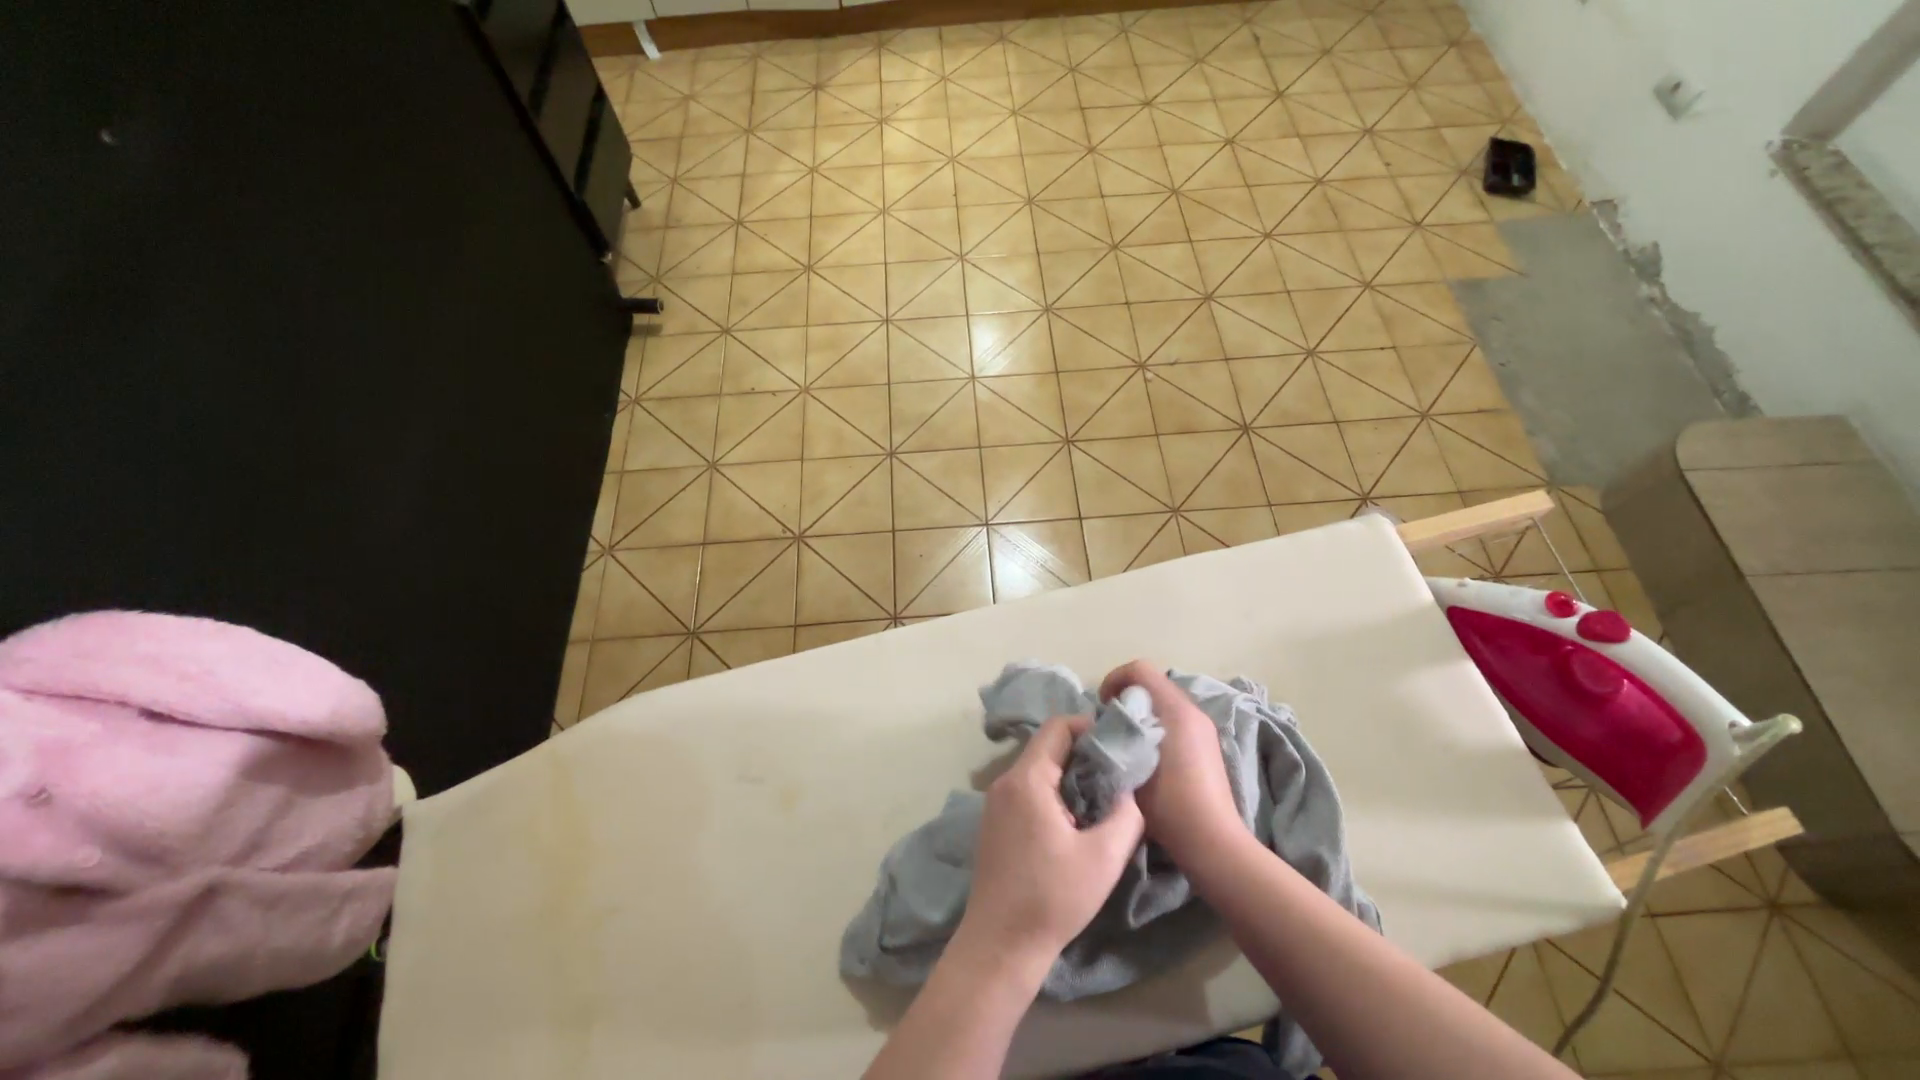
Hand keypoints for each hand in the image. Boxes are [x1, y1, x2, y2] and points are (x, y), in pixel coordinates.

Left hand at [958, 716, 1144, 967]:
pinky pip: (1028, 792)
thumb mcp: (1104, 857)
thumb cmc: (1053, 897)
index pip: (1057, 727)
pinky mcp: (995, 825)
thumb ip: (1125, 814)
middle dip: (1085, 754)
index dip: (1090, 727)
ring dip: (1070, 777)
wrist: (1001, 943)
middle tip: (1119, 773)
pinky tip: (1077, 822)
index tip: (1119, 745)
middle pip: (1047, 747)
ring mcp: (995, 805)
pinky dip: (1054, 794)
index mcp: (1027, 780)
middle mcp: (1005, 783)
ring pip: (1038, 771)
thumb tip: (1127, 791)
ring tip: (1103, 799)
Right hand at [1101, 661, 1243, 862]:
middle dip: (1126, 699)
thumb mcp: (1129, 769)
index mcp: (1175, 710)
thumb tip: (1104, 730)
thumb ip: (1114, 741)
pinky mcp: (1207, 745)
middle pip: (1153, 684)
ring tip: (1124, 743)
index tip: (1101, 708)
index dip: (1113, 680)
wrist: (1212, 840)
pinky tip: (1146, 758)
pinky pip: (1175, 721)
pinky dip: (1156, 727)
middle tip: (1108, 727)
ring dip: (1141, 714)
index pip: (1140, 670)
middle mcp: (1193, 711)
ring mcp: (1204, 728)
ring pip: (1164, 703)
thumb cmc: (1169, 806)